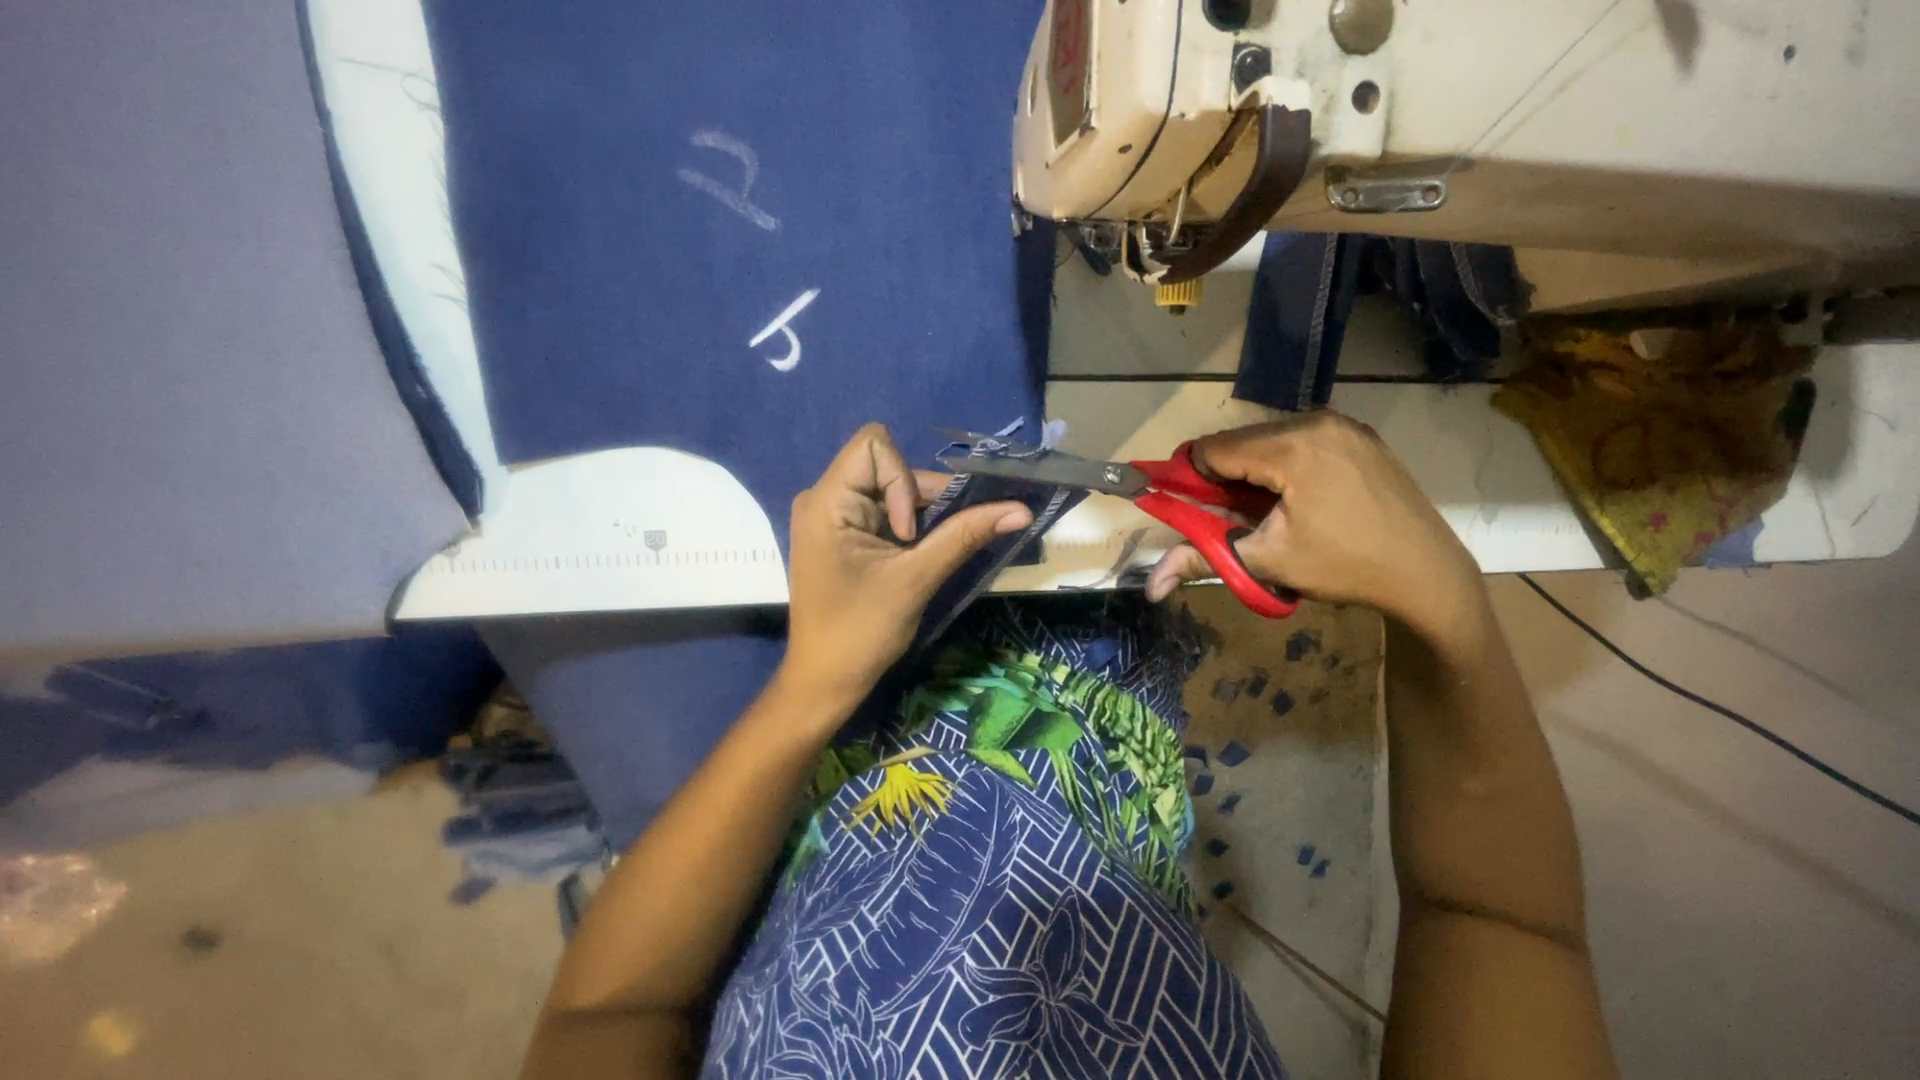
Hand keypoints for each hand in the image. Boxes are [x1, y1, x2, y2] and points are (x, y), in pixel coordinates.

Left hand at [781, 424, 1032, 708]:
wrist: (825, 682)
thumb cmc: (861, 633)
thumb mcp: (916, 580)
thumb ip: (965, 536)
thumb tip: (1020, 509)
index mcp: (826, 502)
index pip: (873, 445)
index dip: (903, 480)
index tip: (905, 534)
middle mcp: (825, 499)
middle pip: (889, 467)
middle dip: (922, 501)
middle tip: (932, 549)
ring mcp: (835, 518)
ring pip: (895, 491)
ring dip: (922, 518)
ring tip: (927, 559)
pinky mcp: (847, 536)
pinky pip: (888, 513)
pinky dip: (913, 530)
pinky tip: (922, 559)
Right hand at [1144, 412, 1481, 634]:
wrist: (1427, 573)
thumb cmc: (1345, 567)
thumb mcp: (1268, 563)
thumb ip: (1203, 559)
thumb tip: (1150, 589)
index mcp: (1292, 446)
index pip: (1213, 449)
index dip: (1191, 480)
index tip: (1192, 512)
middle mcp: (1317, 421)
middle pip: (1241, 441)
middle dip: (1224, 479)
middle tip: (1231, 520)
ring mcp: (1344, 425)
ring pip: (1270, 439)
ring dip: (1254, 472)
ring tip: (1268, 513)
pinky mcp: (1361, 436)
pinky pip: (1303, 440)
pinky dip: (1285, 465)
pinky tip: (1299, 500)